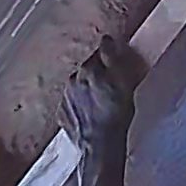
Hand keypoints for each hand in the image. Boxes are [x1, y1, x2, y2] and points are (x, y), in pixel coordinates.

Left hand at [61, 36, 135, 153]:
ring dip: (88, 88)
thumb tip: (106, 39)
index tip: (116, 65)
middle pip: (88, 68)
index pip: (99, 51)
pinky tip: (91, 113)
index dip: (110, 57)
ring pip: (79, 85)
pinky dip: (80, 104)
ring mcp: (65, 97)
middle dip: (97, 73)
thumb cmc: (116, 113)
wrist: (100, 146)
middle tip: (111, 86)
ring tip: (101, 102)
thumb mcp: (123, 81)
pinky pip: (73, 102)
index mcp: (88, 68)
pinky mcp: (62, 114)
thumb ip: (112, 57)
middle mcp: (73, 79)